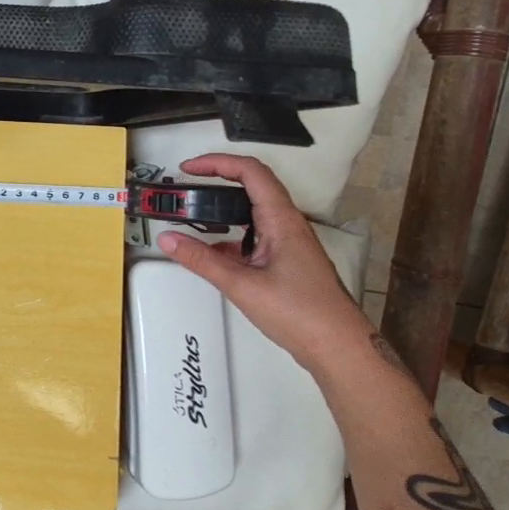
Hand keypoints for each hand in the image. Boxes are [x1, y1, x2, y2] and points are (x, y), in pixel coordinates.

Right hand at [157, 154, 369, 373]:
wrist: (339, 347)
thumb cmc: (303, 314)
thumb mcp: (242, 285)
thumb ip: (201, 260)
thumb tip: (169, 240)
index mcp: (282, 221)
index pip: (251, 172)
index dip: (217, 163)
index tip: (189, 168)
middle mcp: (288, 225)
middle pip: (252, 186)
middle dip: (217, 180)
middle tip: (187, 185)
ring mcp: (289, 243)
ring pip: (253, 212)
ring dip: (223, 208)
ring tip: (195, 216)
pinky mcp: (286, 260)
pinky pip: (254, 235)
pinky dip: (230, 235)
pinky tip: (213, 254)